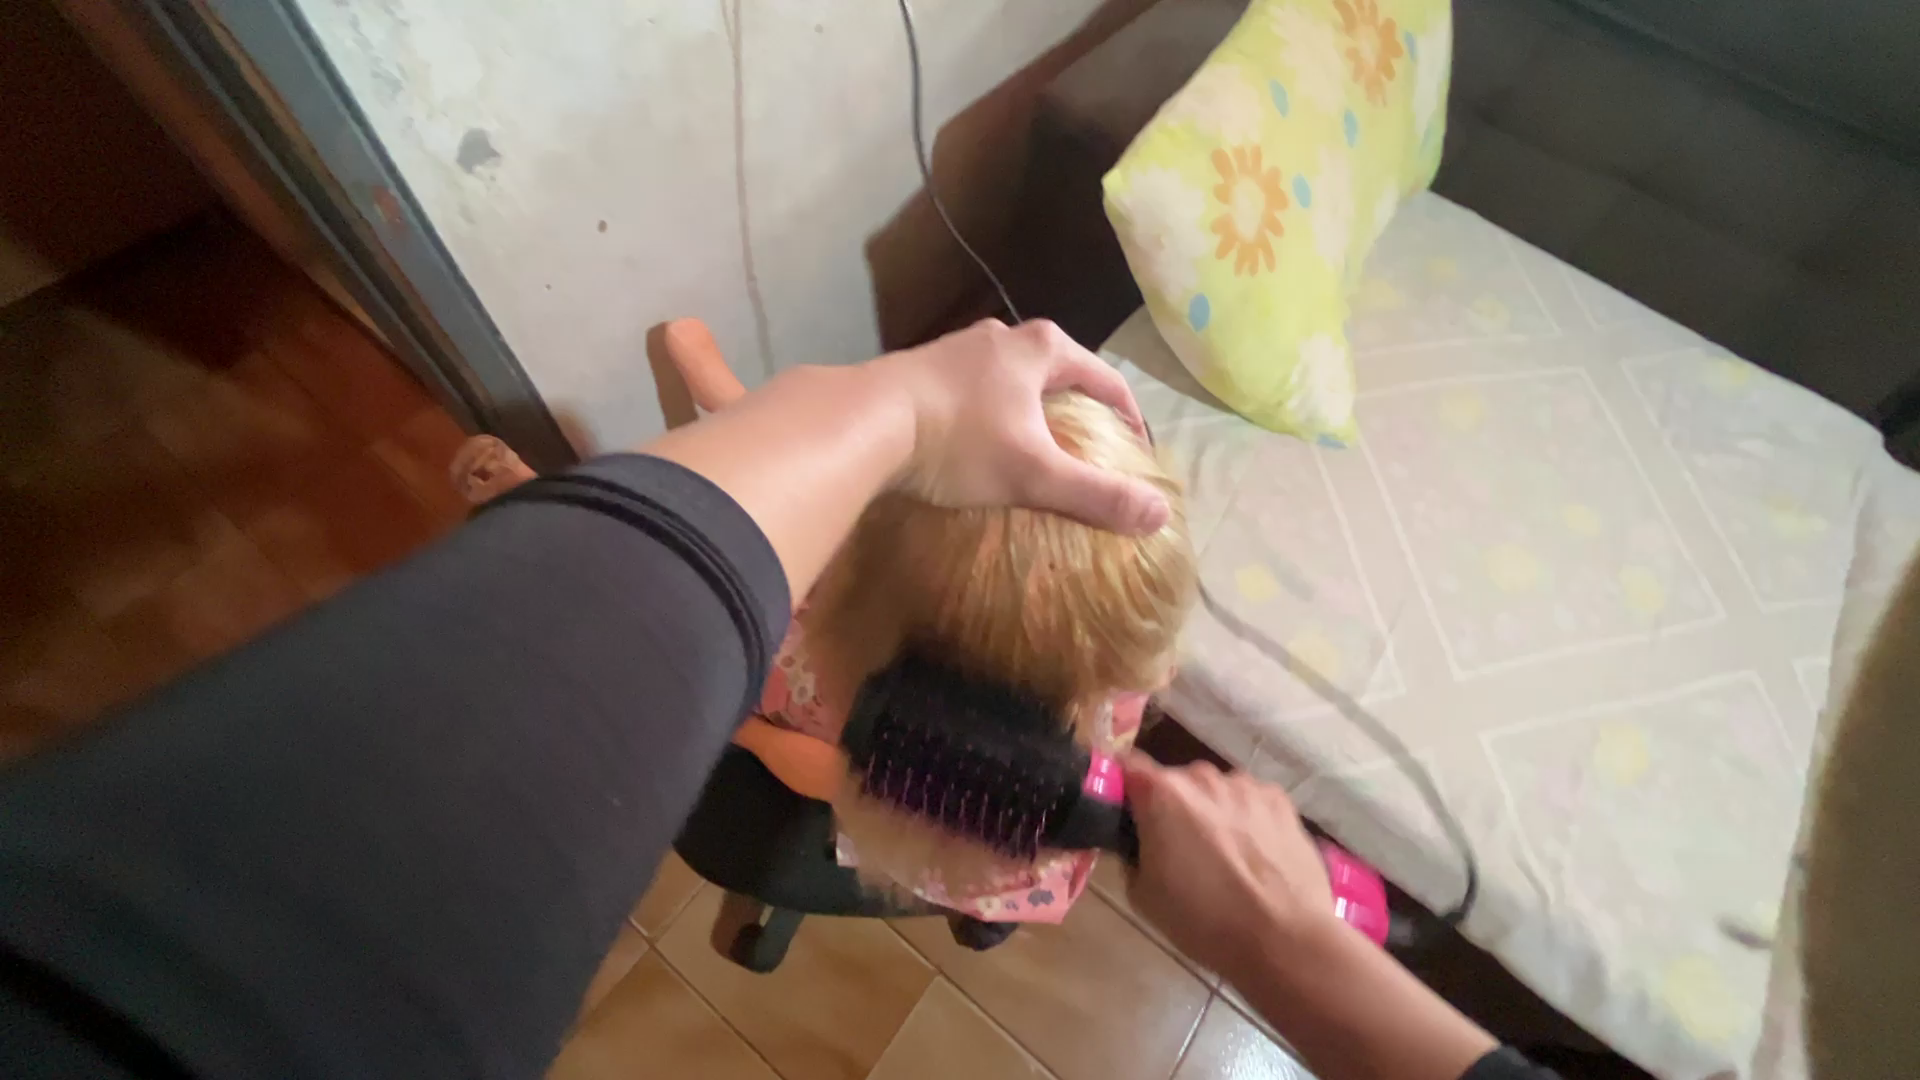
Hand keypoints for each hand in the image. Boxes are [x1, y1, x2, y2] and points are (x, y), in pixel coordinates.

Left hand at [876, 319, 1170, 534]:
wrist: (865, 421)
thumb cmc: (960, 440)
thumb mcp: (1034, 472)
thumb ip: (1096, 494)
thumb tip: (1159, 515)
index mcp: (1042, 348)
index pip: (1106, 380)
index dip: (1129, 417)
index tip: (1138, 450)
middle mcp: (1003, 337)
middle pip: (1059, 374)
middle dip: (1077, 409)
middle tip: (1086, 450)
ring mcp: (959, 348)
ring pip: (1013, 379)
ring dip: (1029, 410)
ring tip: (1034, 447)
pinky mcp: (923, 368)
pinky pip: (975, 390)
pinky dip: (990, 414)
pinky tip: (978, 441)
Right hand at [1124, 756, 1339, 979]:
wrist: (1285, 941)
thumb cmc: (1203, 920)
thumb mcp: (1142, 895)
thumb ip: (1132, 853)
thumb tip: (1140, 842)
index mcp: (1160, 793)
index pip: (1126, 765)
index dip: (1123, 785)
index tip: (1127, 811)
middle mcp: (1200, 776)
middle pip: (1175, 781)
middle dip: (1173, 807)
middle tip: (1179, 847)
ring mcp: (1244, 784)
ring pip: (1215, 791)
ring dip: (1212, 811)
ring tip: (1226, 855)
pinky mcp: (1279, 799)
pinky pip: (1251, 800)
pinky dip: (1248, 818)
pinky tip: (1257, 855)